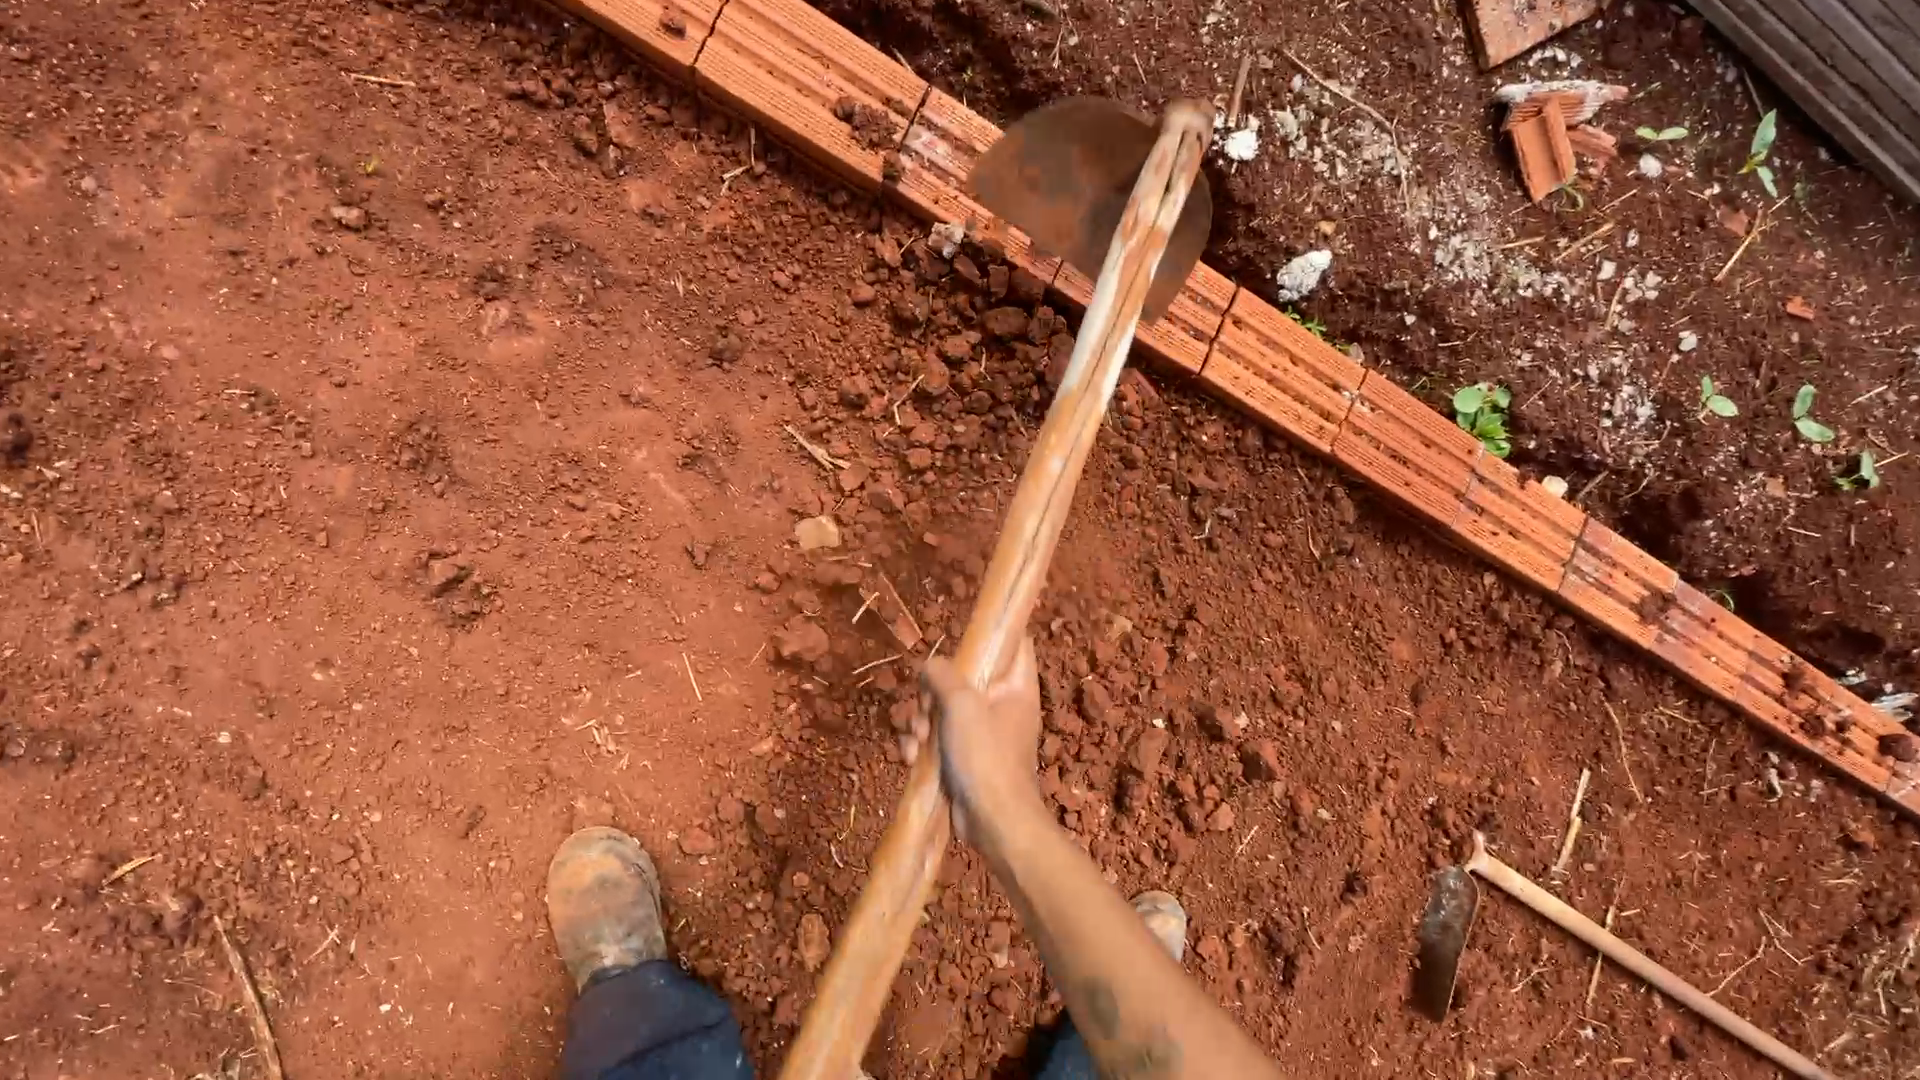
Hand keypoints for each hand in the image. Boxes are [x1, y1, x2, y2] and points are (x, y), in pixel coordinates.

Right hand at [897, 636, 1042, 846]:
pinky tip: (909, 758)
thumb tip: (930, 667)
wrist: (993, 822)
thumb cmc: (986, 756)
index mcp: (1015, 685)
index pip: (1015, 642)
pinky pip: (935, 739)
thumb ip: (942, 675)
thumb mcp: (961, 704)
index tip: (963, 636)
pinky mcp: (962, 757)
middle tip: (926, 708)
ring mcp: (981, 733)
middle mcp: (1001, 704)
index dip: (993, 634)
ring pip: (941, 709)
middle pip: (961, 677)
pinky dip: (919, 746)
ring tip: (917, 739)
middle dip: (932, 692)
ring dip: (919, 721)